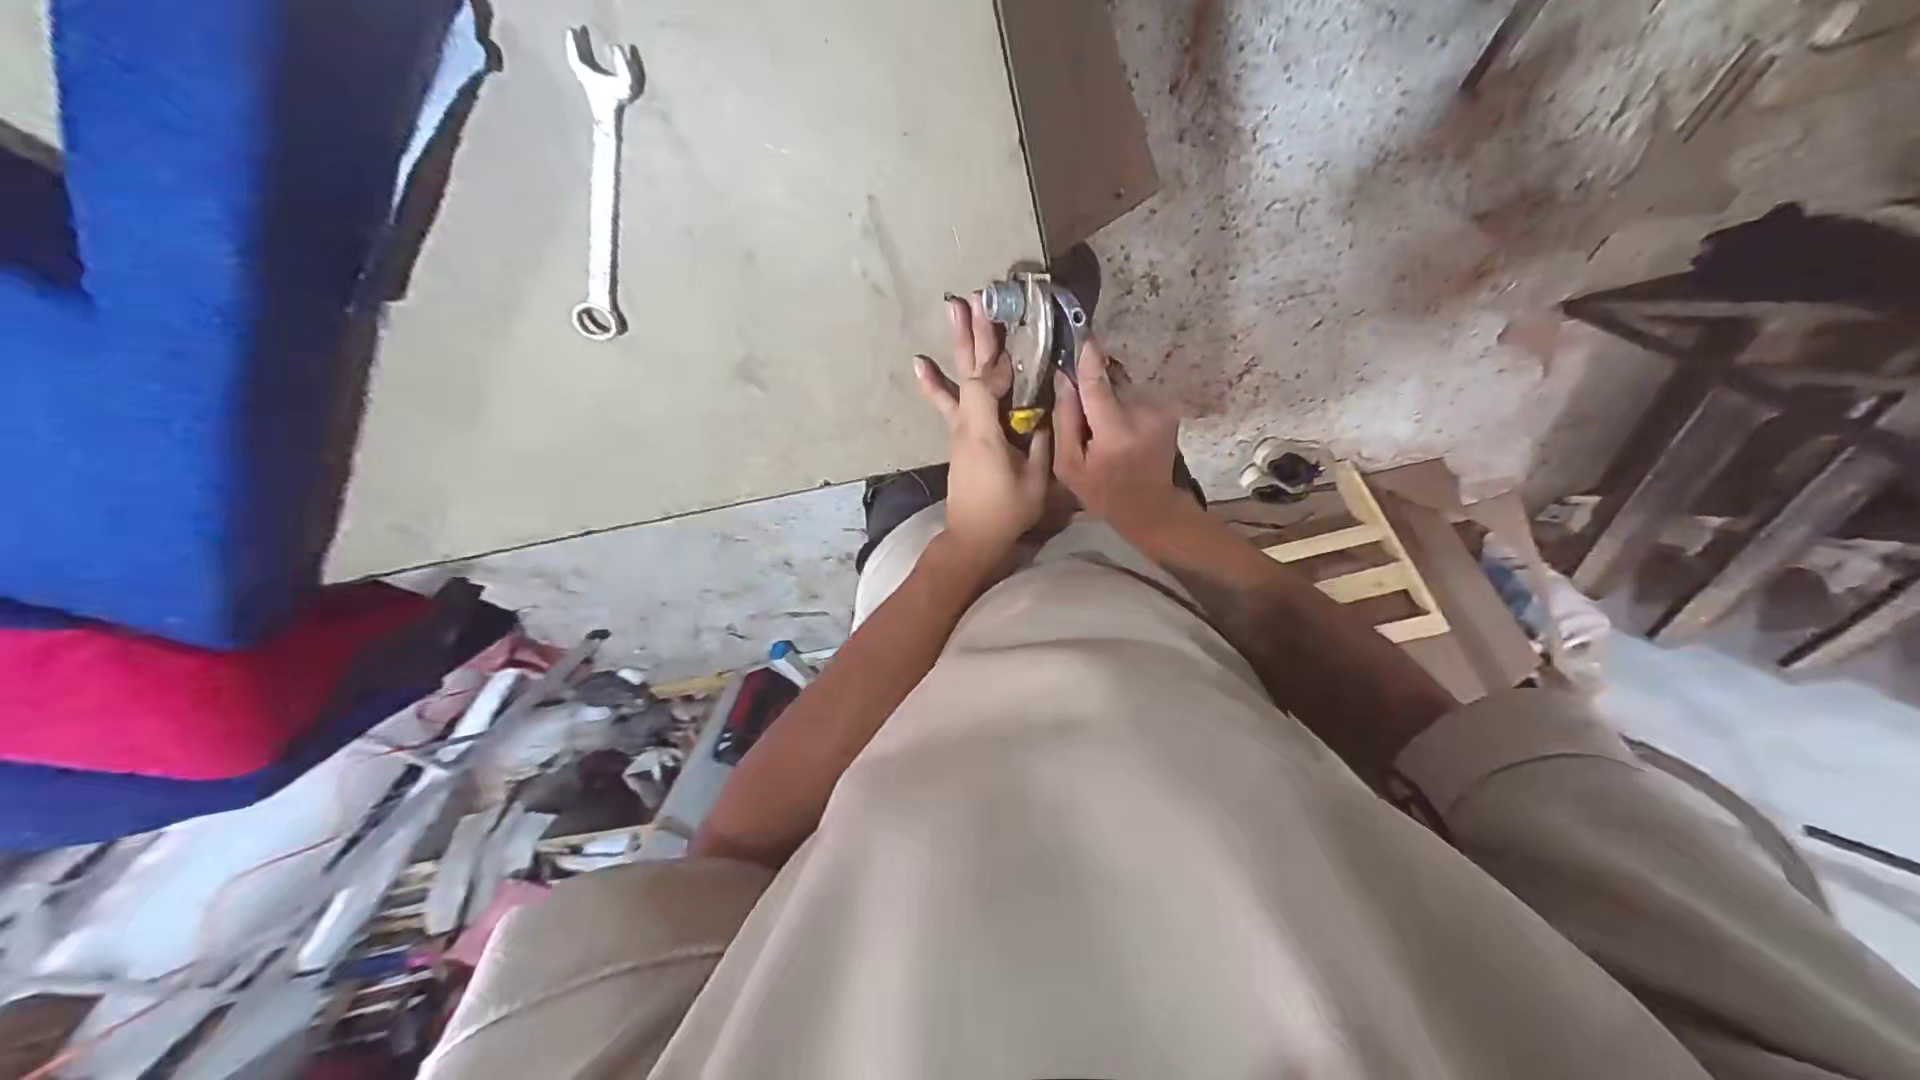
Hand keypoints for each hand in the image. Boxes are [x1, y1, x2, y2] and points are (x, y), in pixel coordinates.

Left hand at [913, 295, 1052, 564]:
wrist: (972, 537)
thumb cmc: (1006, 512)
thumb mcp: (1036, 480)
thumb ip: (1039, 442)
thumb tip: (1043, 412)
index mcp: (983, 433)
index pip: (985, 384)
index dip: (997, 358)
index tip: (1007, 328)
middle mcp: (966, 425)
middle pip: (968, 371)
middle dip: (972, 334)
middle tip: (970, 298)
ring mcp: (960, 430)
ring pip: (958, 381)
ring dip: (958, 345)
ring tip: (953, 310)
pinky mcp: (960, 438)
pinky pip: (950, 403)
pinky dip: (938, 382)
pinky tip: (923, 365)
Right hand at [1052, 338, 1194, 540]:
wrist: (1151, 507)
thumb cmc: (1102, 492)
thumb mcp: (1069, 466)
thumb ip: (1064, 421)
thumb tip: (1063, 379)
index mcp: (1115, 433)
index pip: (1097, 384)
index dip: (1087, 357)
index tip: (1078, 332)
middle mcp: (1143, 415)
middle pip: (1109, 383)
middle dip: (1093, 389)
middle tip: (1081, 413)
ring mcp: (1160, 411)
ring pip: (1122, 388)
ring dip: (1108, 398)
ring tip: (1101, 427)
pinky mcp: (1168, 411)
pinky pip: (1135, 396)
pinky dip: (1122, 405)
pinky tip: (1119, 429)